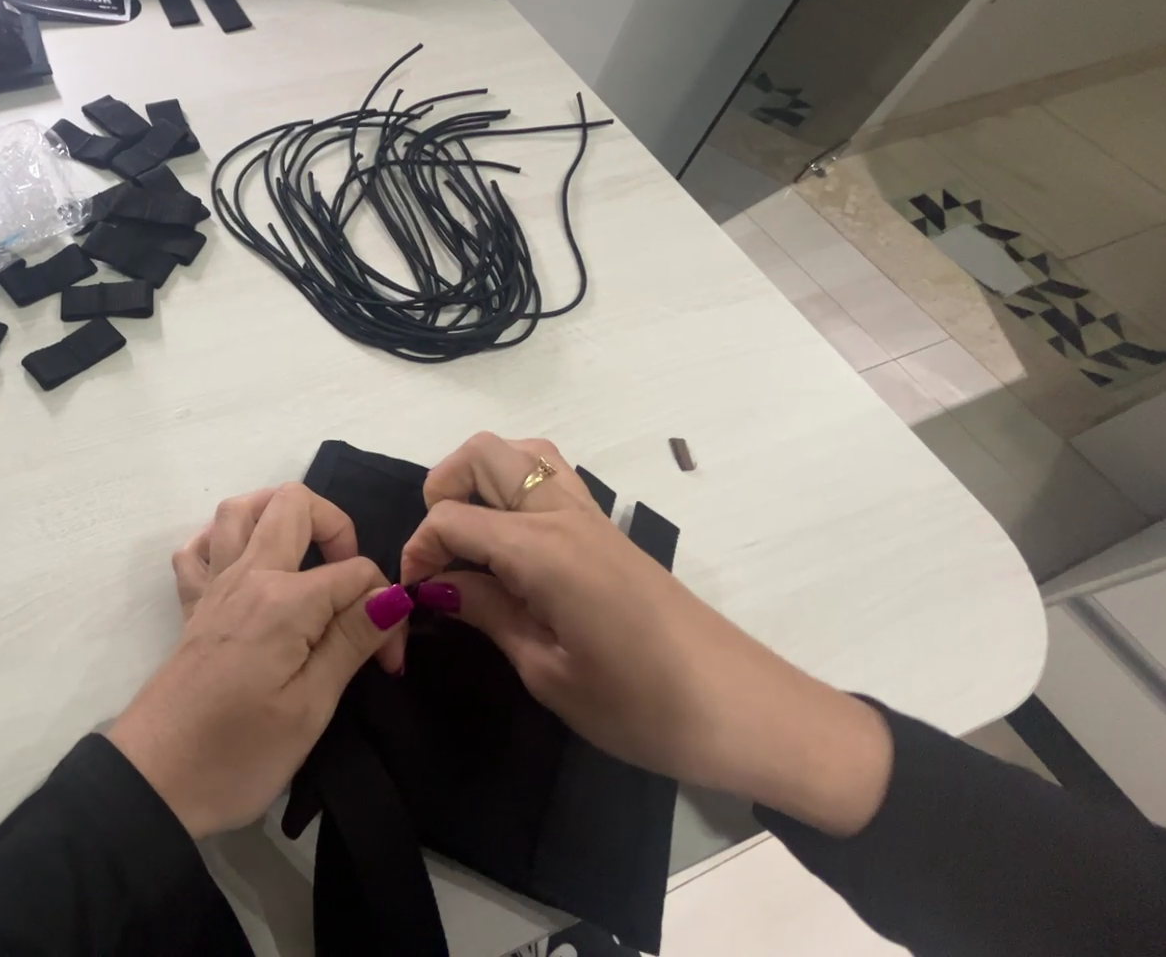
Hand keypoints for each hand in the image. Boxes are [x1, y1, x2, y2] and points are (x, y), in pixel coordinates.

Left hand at [108, 484, 413, 837]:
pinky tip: (246, 568)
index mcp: (284, 601)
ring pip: (239, 509)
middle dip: (338, 528)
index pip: (356, 572)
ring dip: (276, 514)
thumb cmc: (238, 755)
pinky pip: (199, 549)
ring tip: (306, 554)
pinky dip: (223, 542)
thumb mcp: (311, 707)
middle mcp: (247, 576)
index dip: (387, 611)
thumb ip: (351, 641)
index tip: (389, 663)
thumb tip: (393, 596)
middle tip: (350, 587)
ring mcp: (214, 587)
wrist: (155, 781)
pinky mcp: (192, 607)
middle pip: (293, 503)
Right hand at [402, 433, 893, 836]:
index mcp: (543, 550)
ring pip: (522, 452)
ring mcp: (592, 516)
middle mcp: (564, 515)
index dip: (416, 553)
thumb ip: (486, 613)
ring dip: (481, 478)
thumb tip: (436, 586)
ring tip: (470, 538)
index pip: (450, 518)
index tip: (415, 601)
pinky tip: (513, 546)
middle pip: (482, 453)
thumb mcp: (548, 674)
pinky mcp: (609, 531)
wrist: (750, 714)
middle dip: (441, 490)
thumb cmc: (643, 709)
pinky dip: (514, 489)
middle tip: (439, 553)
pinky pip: (551, 477)